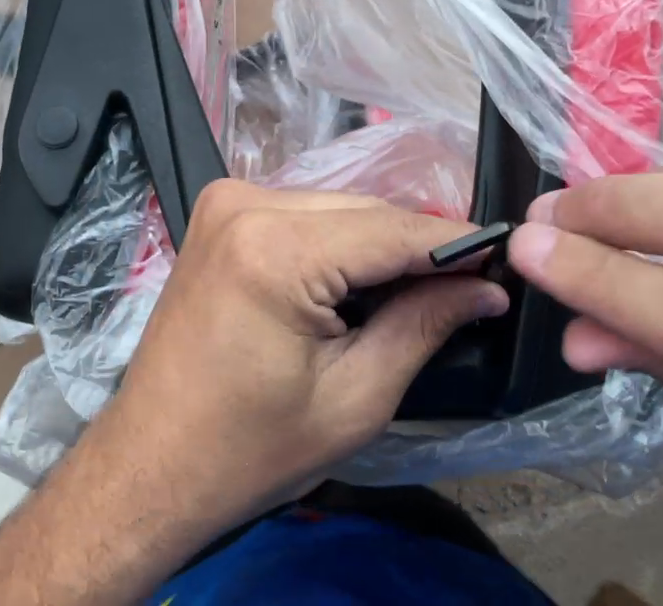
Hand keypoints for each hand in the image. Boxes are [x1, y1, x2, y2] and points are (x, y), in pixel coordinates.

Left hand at [98, 179, 509, 532]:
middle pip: (363, 210)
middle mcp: (244, 204)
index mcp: (275, 250)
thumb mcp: (354, 398)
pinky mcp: (217, 214)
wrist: (154, 460)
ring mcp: (225, 203)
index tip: (507, 259)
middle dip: (417, 246)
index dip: (456, 243)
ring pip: (335, 207)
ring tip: (420, 290)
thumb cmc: (250, 448)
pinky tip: (361, 280)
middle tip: (470, 286)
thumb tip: (485, 288)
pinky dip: (338, 241)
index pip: (392, 229)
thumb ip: (423, 325)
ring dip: (378, 243)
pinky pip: (301, 213)